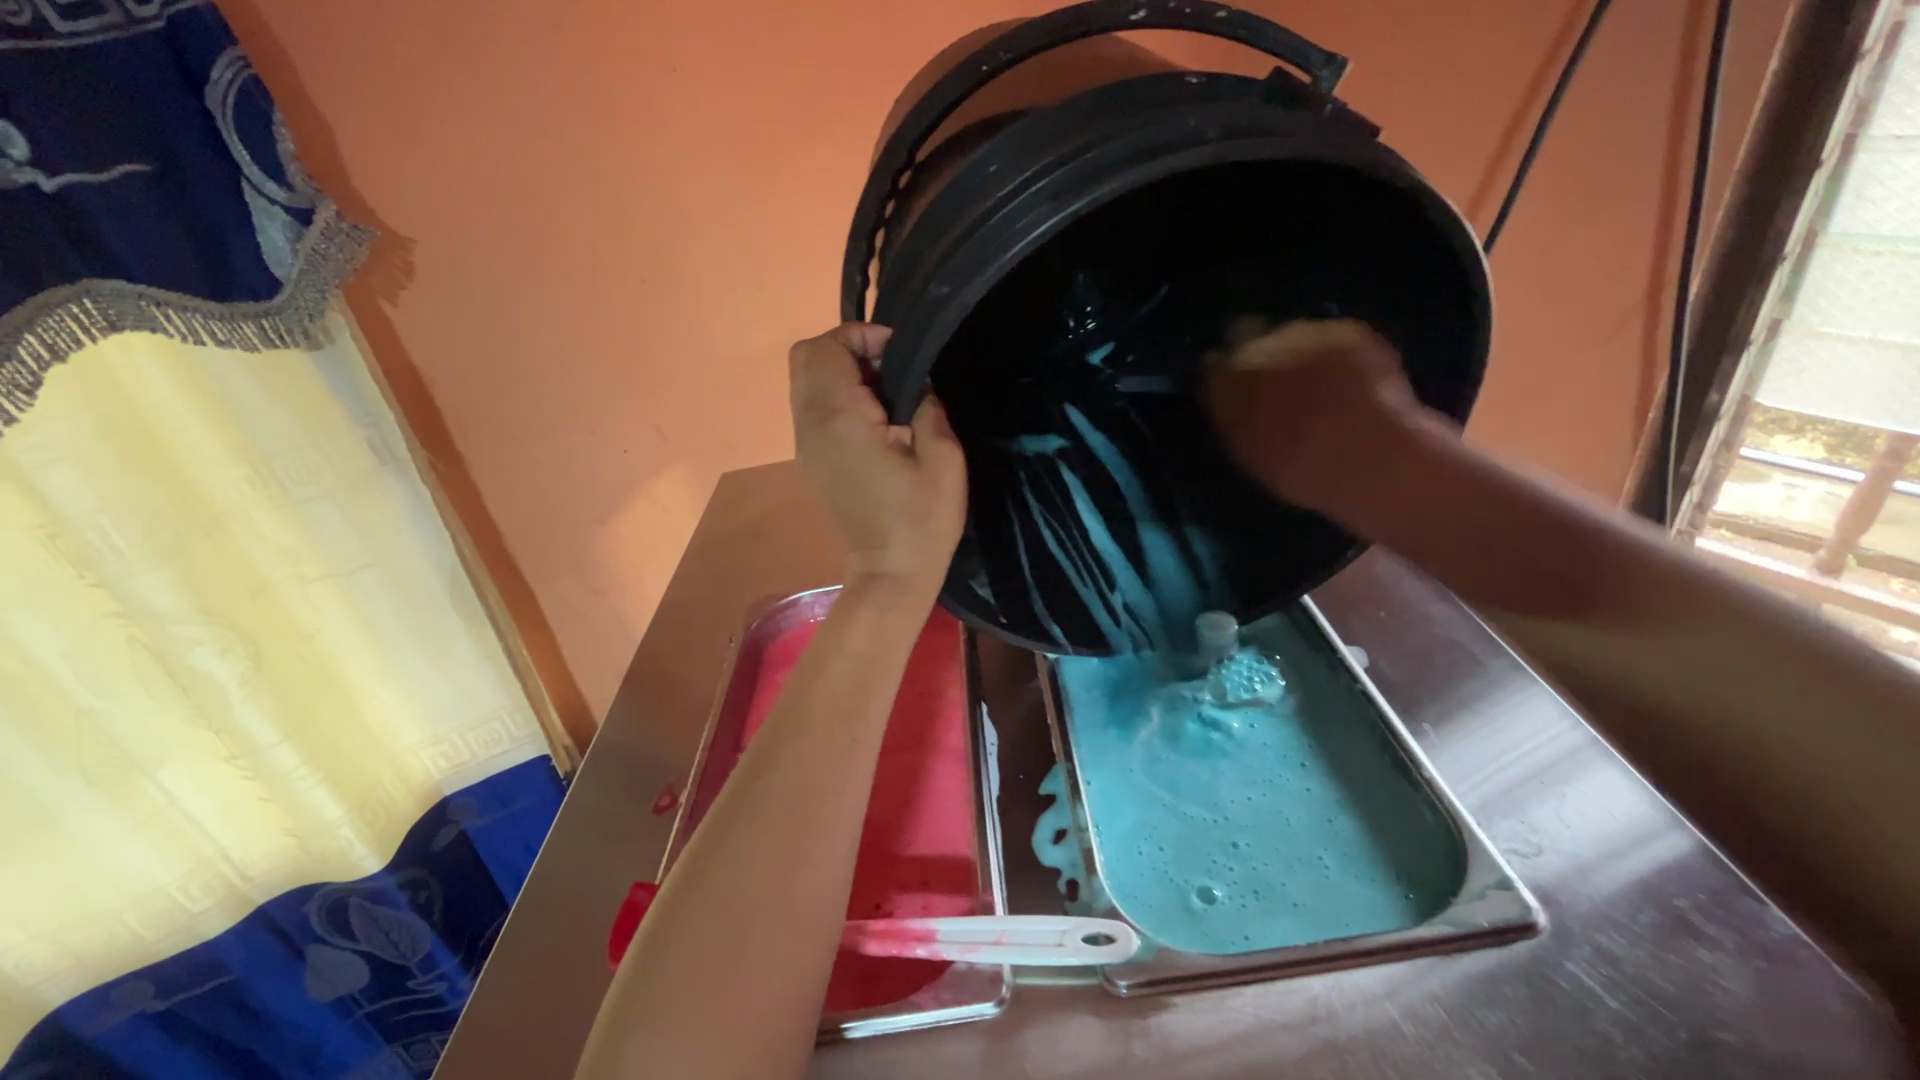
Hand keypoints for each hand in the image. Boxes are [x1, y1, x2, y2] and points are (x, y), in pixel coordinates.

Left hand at [789, 323, 967, 592]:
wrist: (891, 572)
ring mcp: (804, 444)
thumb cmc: (922, 518)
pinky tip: (872, 417)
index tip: (898, 352)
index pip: (826, 348)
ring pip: (804, 380)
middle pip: (805, 357)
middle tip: (888, 366)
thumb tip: (916, 382)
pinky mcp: (810, 459)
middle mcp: (810, 425)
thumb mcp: (943, 457)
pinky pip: (811, 406)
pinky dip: (835, 395)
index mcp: (840, 419)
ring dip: (840, 371)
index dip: (860, 336)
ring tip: (884, 392)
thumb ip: (928, 405)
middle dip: (845, 347)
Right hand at [1204, 317, 1429, 513]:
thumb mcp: (1248, 451)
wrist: (1363, 457)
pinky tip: (1357, 382)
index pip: (1213, 364)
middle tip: (1283, 384)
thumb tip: (1239, 403)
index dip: (1228, 375)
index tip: (1241, 390)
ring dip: (1304, 353)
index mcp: (1224, 382)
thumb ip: (1236, 417)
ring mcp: (1304, 333)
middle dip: (1263, 354)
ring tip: (1326, 386)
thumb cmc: (1298, 470)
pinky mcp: (1347, 330)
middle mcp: (1256, 347)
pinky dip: (1342, 354)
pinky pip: (1337, 337)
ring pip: (1296, 335)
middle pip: (1250, 335)